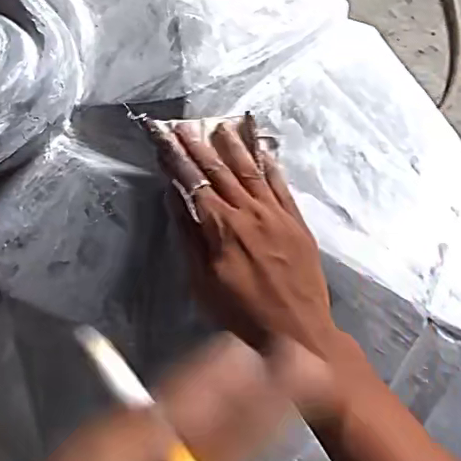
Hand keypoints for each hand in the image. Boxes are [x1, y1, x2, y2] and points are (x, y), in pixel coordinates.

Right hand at [150, 119, 339, 356]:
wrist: (299, 335)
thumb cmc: (240, 311)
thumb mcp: (201, 279)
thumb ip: (188, 234)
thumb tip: (174, 196)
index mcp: (222, 226)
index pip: (192, 182)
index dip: (174, 158)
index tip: (161, 137)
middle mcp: (250, 213)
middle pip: (218, 170)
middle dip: (197, 146)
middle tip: (182, 125)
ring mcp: (277, 215)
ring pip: (251, 171)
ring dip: (233, 146)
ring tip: (222, 125)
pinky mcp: (297, 223)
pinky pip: (281, 186)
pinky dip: (270, 165)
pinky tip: (262, 150)